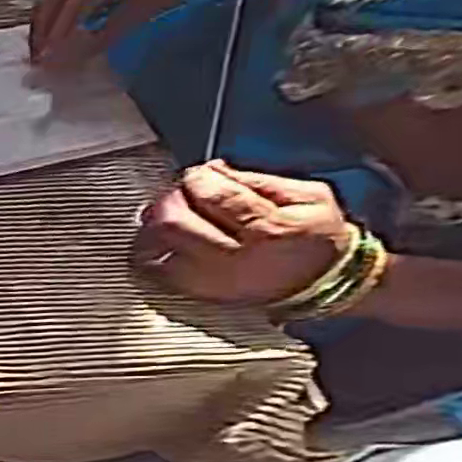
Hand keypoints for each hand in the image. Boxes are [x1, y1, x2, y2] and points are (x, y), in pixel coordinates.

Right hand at [29, 0, 235, 67]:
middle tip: (37, 58)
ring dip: (42, 23)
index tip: (50, 57)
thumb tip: (75, 59)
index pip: (77, 0)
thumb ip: (110, 31)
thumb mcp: (152, 4)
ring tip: (41, 48)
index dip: (60, 31)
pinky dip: (51, 12)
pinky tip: (52, 30)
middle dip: (41, 31)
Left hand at [137, 161, 353, 305]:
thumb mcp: (306, 197)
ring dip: (152, 225)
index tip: (196, 173)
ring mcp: (202, 279)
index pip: (216, 198)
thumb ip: (255, 179)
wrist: (312, 283)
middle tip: (178, 192)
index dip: (198, 180)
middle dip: (170, 200)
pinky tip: (162, 238)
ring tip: (169, 214)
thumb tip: (213, 169)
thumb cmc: (310, 236)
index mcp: (268, 230)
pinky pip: (149, 267)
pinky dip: (148, 248)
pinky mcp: (186, 291)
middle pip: (173, 223)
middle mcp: (229, 258)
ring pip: (152, 247)